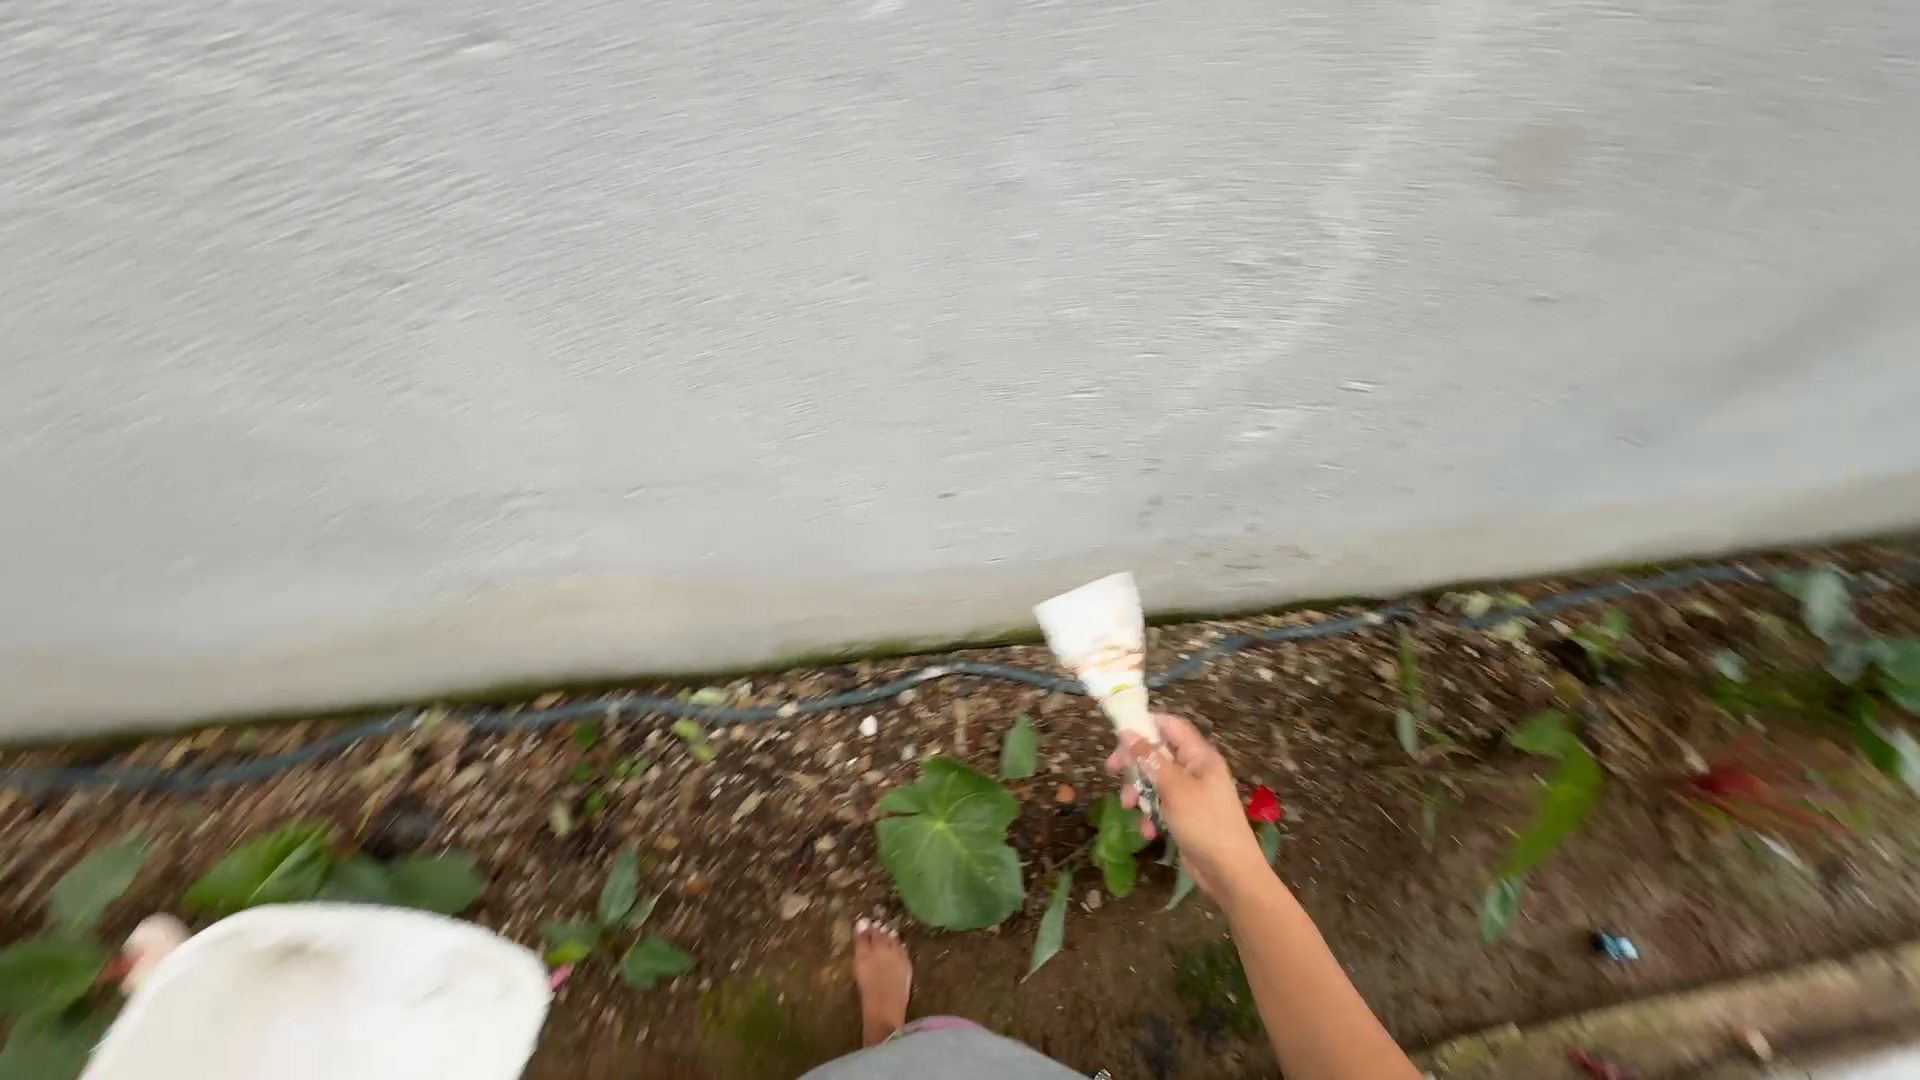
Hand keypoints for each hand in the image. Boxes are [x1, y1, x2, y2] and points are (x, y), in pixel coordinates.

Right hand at [1106, 713, 1267, 902]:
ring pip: (1156, 780)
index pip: (1170, 726)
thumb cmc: (1205, 823)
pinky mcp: (1186, 814)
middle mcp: (1195, 770)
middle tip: (1112, 769)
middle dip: (1135, 763)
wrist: (1230, 873)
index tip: (1119, 733)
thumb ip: (1150, 759)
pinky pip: (1161, 804)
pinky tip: (1147, 829)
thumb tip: (1127, 733)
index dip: (1145, 724)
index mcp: (1199, 756)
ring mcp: (1191, 793)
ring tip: (1128, 806)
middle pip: (1158, 753)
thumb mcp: (1174, 788)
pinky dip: (1151, 813)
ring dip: (1139, 791)